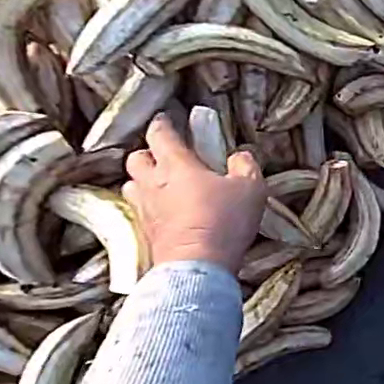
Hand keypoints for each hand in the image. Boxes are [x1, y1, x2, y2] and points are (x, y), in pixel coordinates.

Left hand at [123, 114, 264, 273]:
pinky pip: (139, 210)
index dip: (164, 124)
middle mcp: (153, 182)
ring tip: (163, 185)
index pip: (160, 135)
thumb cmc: (224, 221)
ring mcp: (145, 208)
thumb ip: (245, 165)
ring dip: (144, 180)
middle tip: (166, 157)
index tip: (167, 119)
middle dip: (149, 153)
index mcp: (176, 165)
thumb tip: (239, 155)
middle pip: (137, 158)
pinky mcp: (144, 231)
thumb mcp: (251, 188)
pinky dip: (149, 205)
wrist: (198, 264)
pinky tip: (164, 211)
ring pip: (132, 184)